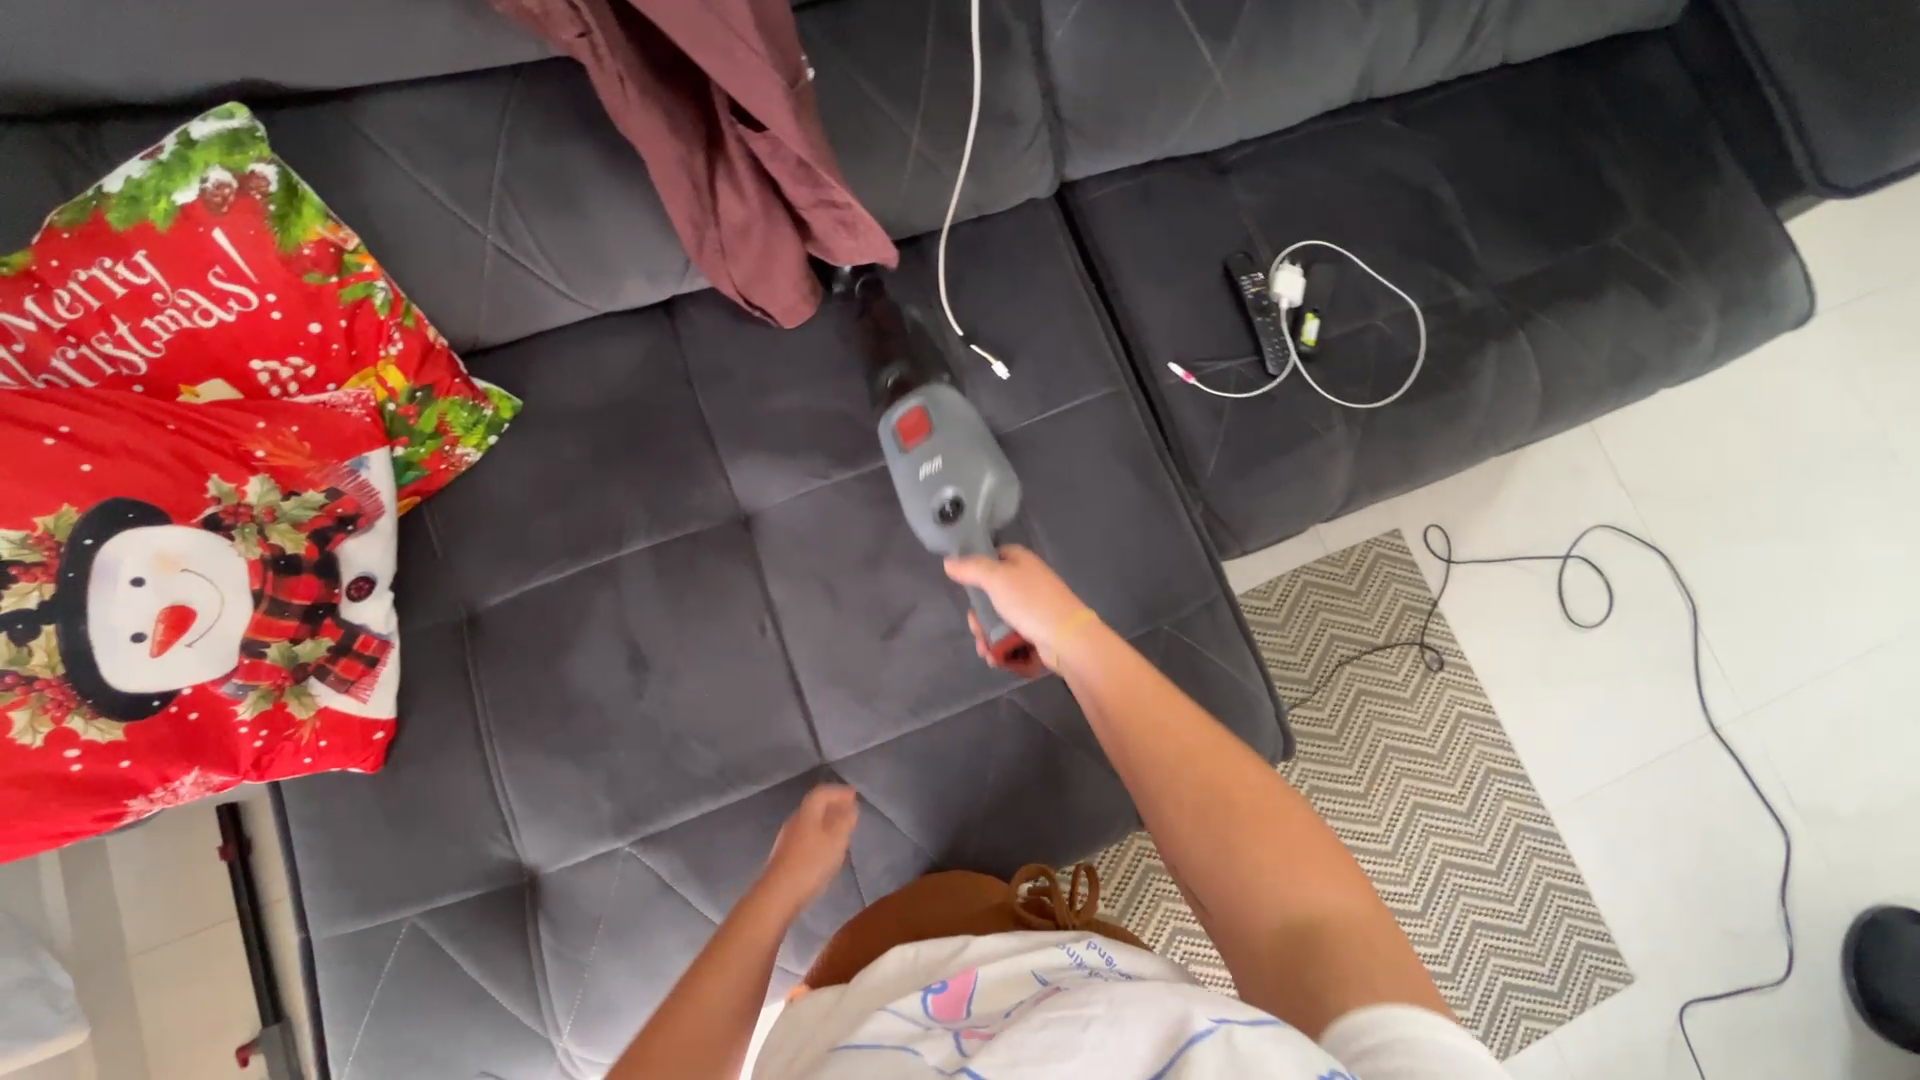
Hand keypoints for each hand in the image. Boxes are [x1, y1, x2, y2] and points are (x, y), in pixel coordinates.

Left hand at [757, 785, 857, 914]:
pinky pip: (807, 836)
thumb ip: (845, 820)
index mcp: (806, 813)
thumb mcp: (836, 840)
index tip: (854, 794)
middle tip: (850, 810)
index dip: (838, 791)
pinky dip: (820, 835)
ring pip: (810, 822)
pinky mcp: (785, 855)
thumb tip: (850, 806)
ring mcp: (788, 839)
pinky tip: (827, 848)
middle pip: (814, 806)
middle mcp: (795, 821)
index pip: (822, 792)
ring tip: (842, 829)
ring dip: (827, 821)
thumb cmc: (811, 863)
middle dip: (833, 805)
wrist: (778, 894)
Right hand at [945, 545, 1096, 673]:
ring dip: (987, 635)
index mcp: (1021, 561)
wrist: (1067, 638)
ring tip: (986, 651)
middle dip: (979, 616)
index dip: (977, 568)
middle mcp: (1027, 581)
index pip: (994, 556)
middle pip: (991, 593)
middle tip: (975, 629)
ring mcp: (1033, 607)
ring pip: (999, 618)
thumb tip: (948, 561)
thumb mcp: (996, 578)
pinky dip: (1001, 646)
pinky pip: (1012, 635)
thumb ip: (971, 568)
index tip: (966, 586)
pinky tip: (996, 658)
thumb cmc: (1030, 602)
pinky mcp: (1037, 630)